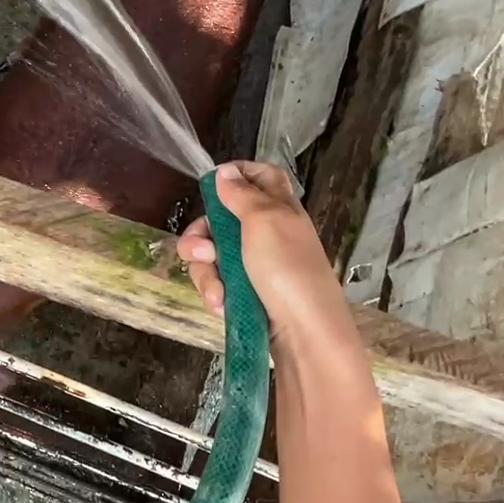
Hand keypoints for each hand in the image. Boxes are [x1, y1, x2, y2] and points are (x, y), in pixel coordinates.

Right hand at [178, 161, 349, 341]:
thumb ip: (242, 195)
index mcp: (276, 209)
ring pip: (209, 255)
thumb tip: (224, 171)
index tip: (213, 185)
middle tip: (202, 252)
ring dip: (205, 272)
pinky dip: (213, 292)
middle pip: (218, 220)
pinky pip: (214, 282)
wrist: (302, 330)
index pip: (261, 177)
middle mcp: (263, 233)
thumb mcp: (264, 222)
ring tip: (216, 292)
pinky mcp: (242, 290)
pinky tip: (221, 304)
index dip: (238, 174)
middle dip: (200, 237)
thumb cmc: (287, 270)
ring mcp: (251, 264)